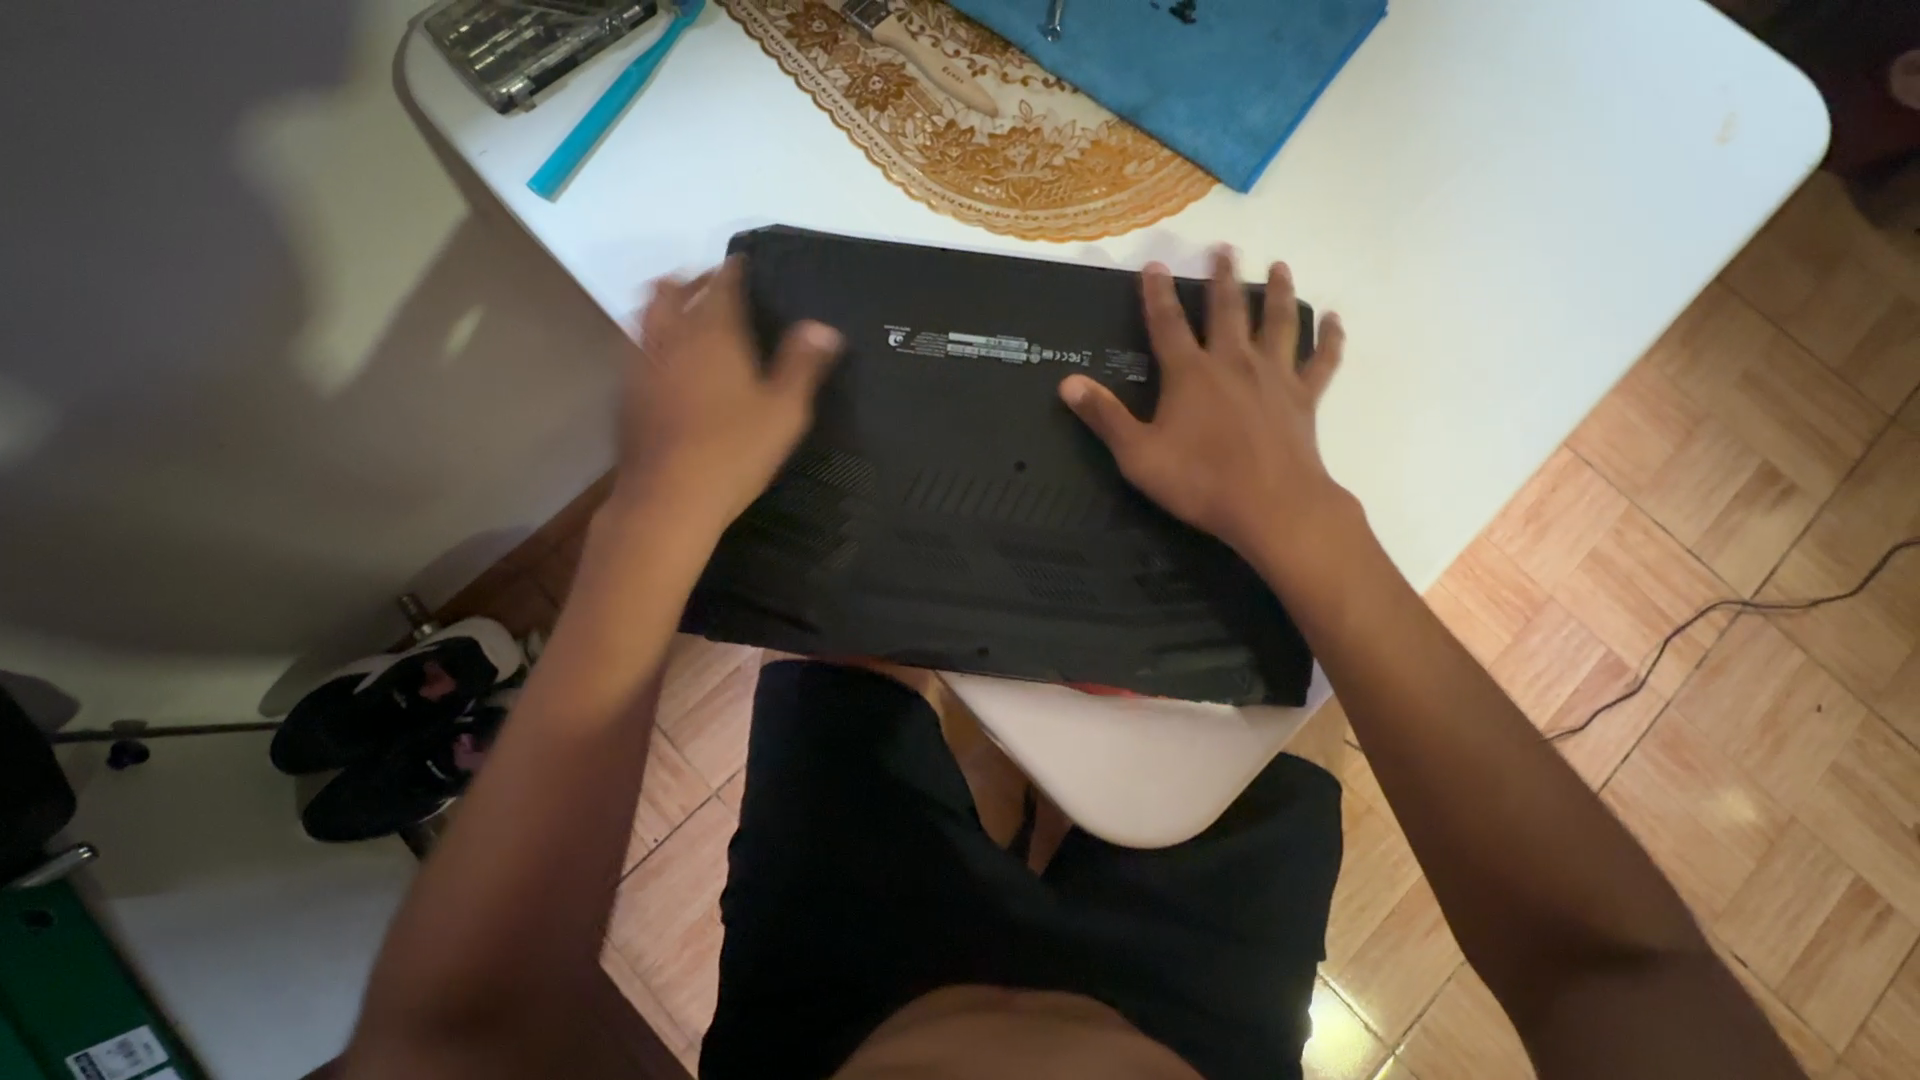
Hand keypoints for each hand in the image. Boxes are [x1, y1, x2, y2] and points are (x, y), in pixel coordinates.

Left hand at [613, 257, 842, 527]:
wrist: (668, 499)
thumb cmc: (734, 452)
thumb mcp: (784, 411)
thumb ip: (803, 364)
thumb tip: (823, 327)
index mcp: (713, 333)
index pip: (721, 284)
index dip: (733, 269)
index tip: (743, 264)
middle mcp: (670, 337)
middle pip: (670, 289)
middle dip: (691, 280)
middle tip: (711, 286)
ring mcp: (640, 365)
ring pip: (645, 316)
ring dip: (666, 307)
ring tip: (687, 318)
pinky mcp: (626, 394)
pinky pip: (636, 349)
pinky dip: (653, 342)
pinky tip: (668, 366)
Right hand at [1058, 248, 1346, 559]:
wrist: (1272, 506)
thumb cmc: (1200, 482)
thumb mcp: (1138, 455)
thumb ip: (1105, 416)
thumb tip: (1067, 383)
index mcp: (1190, 374)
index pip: (1167, 323)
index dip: (1157, 294)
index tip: (1155, 265)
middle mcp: (1234, 363)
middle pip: (1228, 309)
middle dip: (1223, 278)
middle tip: (1224, 248)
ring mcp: (1274, 377)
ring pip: (1278, 322)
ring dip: (1278, 292)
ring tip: (1279, 266)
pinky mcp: (1304, 398)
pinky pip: (1322, 361)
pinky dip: (1330, 339)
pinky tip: (1334, 320)